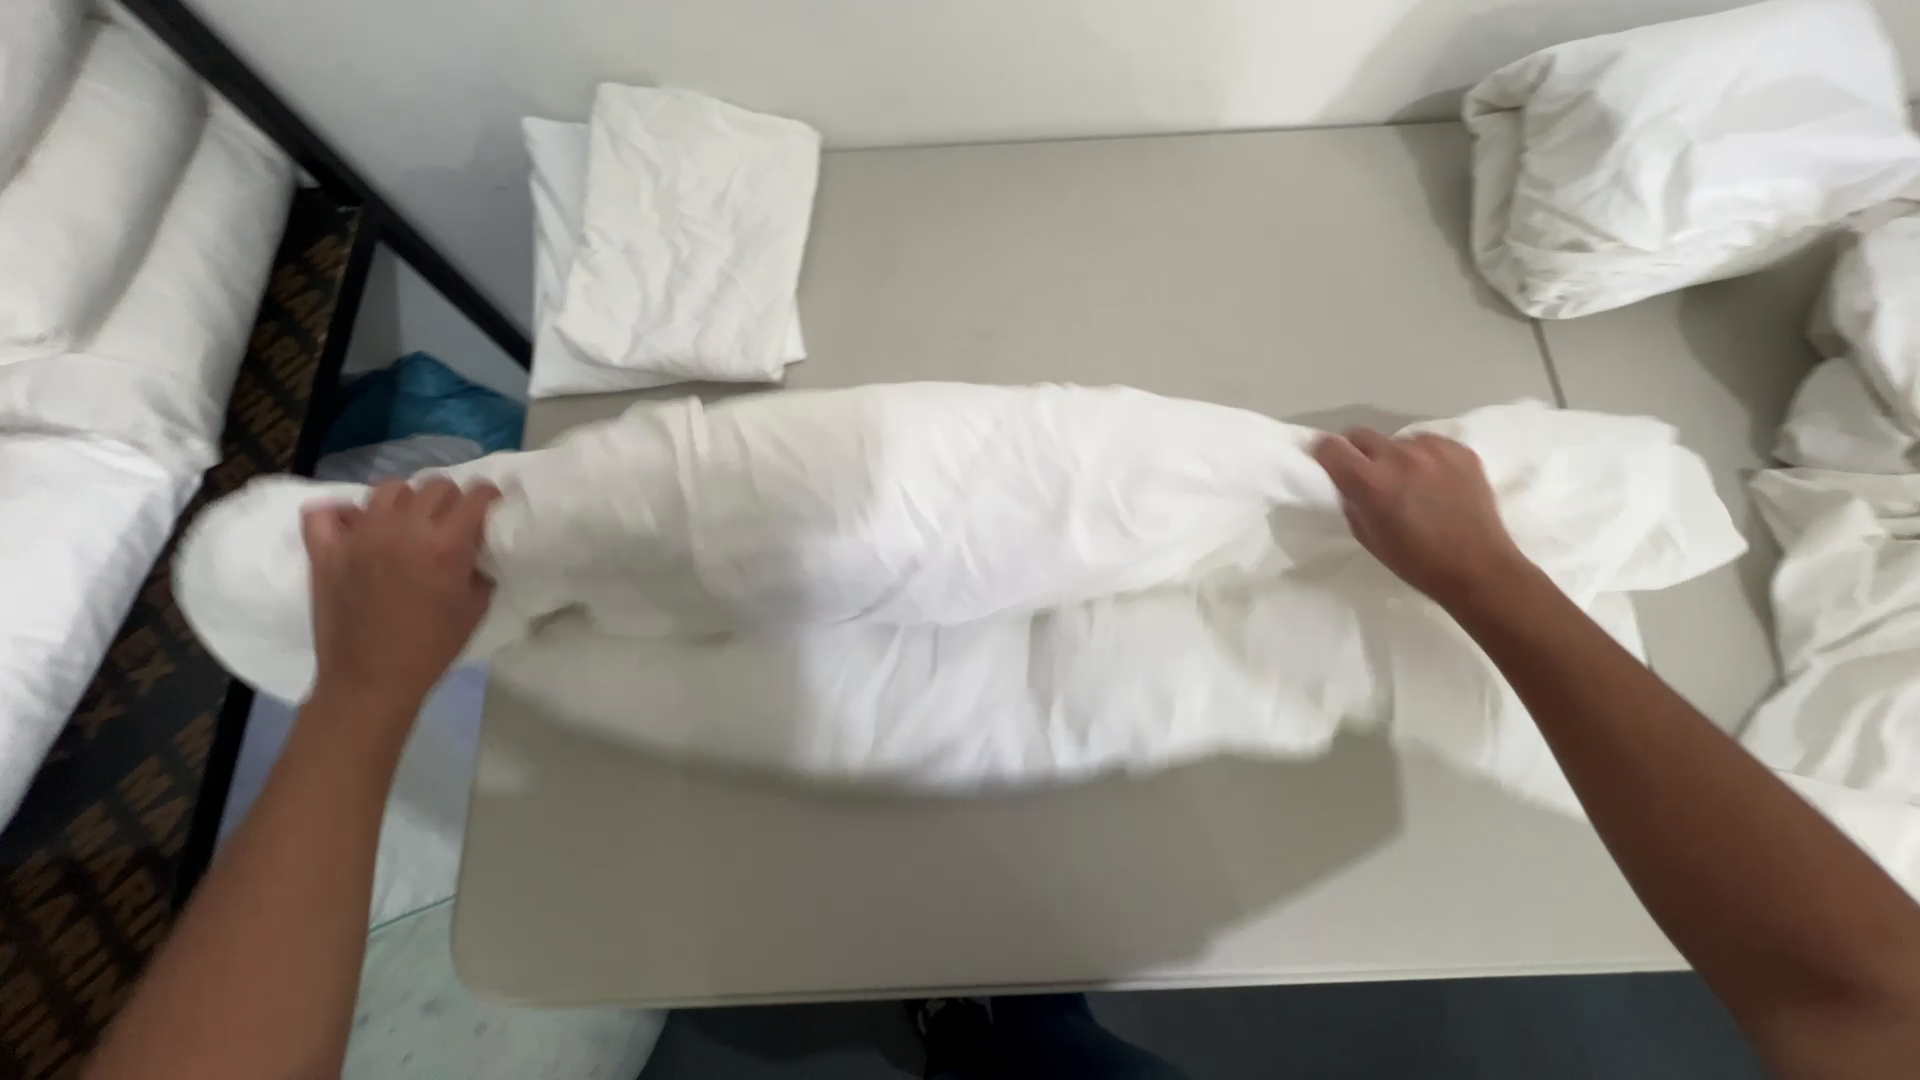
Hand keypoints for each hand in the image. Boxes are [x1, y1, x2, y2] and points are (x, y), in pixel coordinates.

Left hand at [301, 478, 499, 713]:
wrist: (372, 678)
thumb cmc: (433, 646)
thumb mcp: (476, 606)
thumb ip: (478, 568)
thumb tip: (473, 550)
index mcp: (447, 545)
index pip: (475, 496)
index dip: (489, 495)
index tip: (491, 503)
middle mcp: (404, 531)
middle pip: (434, 485)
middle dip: (452, 496)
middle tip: (453, 517)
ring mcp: (360, 537)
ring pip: (388, 489)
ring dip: (406, 499)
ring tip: (409, 520)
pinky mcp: (325, 550)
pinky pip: (325, 512)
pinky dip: (341, 513)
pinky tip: (355, 526)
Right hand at [1312, 428, 1536, 609]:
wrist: (1478, 568)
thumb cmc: (1415, 561)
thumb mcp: (1365, 535)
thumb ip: (1351, 500)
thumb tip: (1347, 482)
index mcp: (1371, 481)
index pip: (1331, 446)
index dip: (1324, 454)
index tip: (1327, 465)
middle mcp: (1399, 457)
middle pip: (1361, 435)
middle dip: (1355, 452)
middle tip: (1366, 475)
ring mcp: (1434, 450)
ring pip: (1397, 441)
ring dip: (1393, 456)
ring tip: (1409, 482)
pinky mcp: (1461, 450)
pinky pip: (1428, 443)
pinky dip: (1423, 457)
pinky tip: (1434, 481)